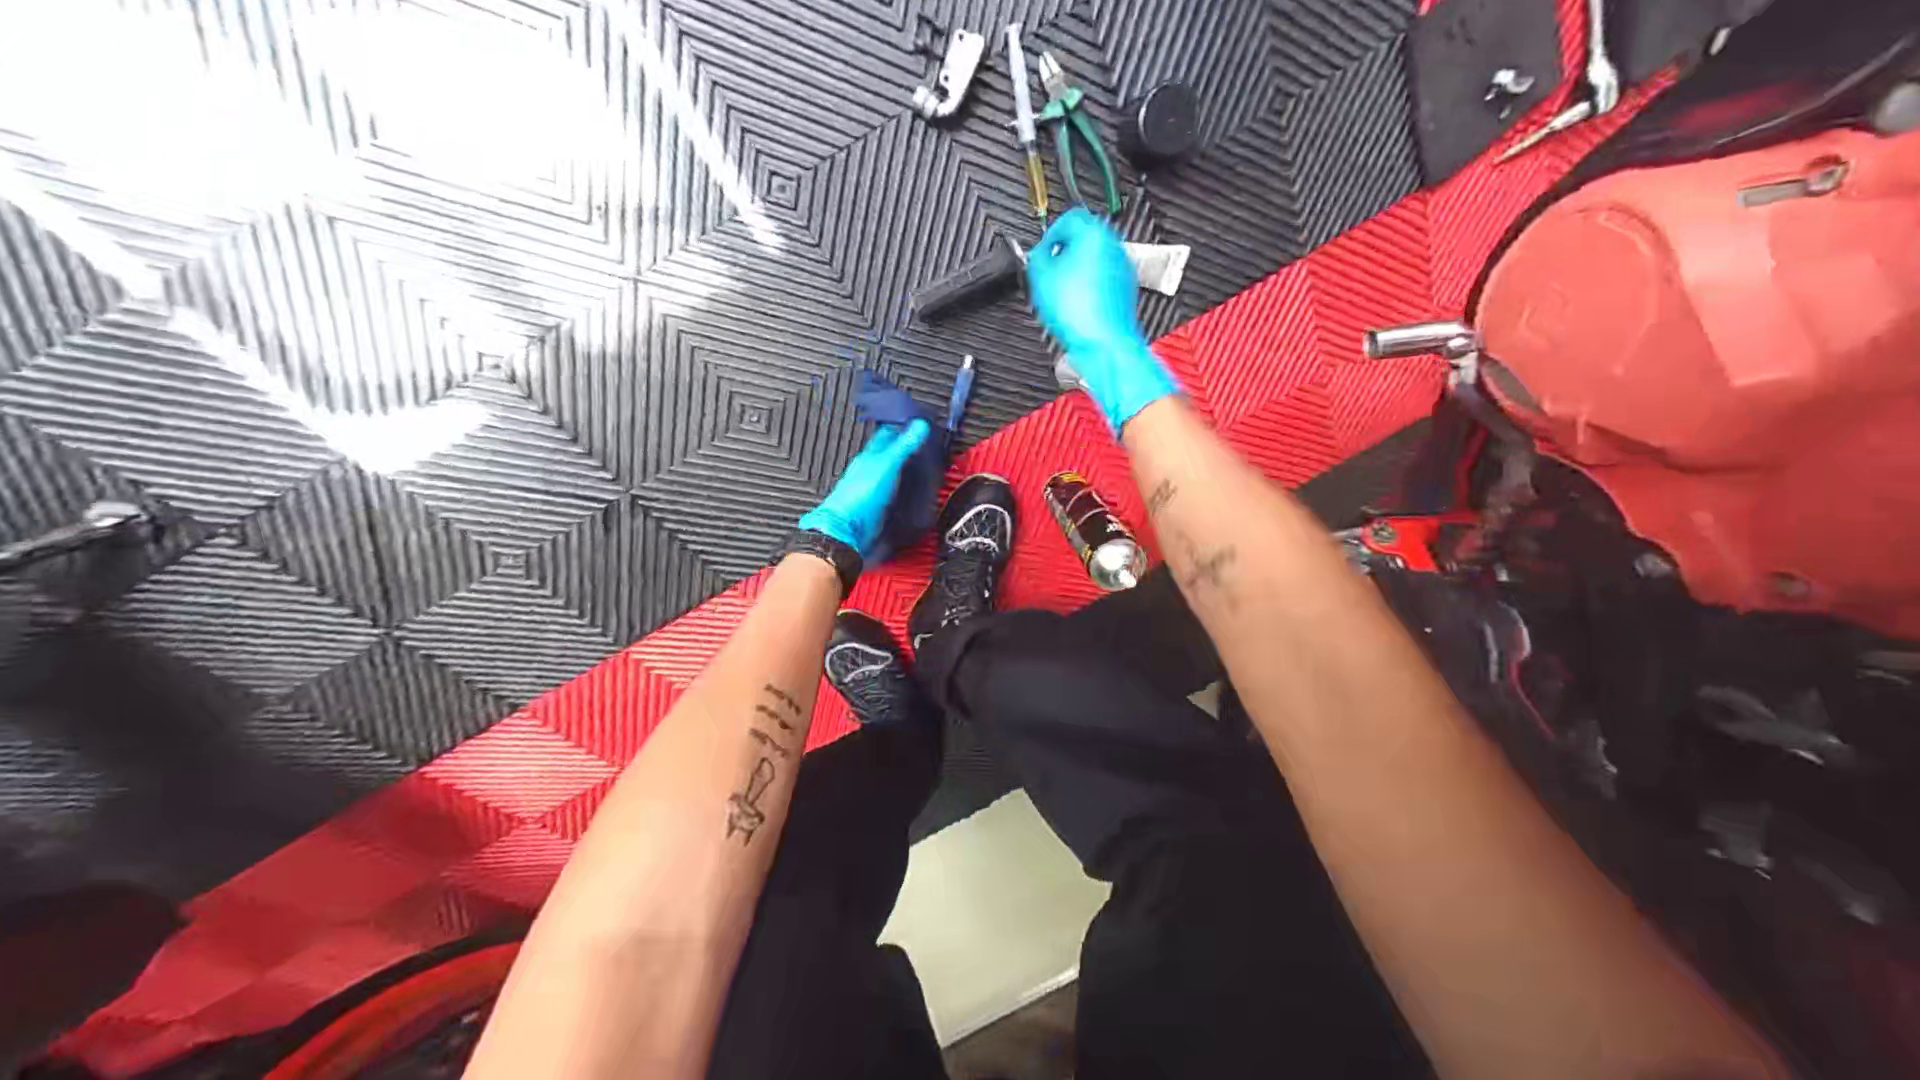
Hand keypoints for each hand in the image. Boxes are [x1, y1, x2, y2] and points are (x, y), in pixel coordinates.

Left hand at [798, 419, 932, 559]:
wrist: (847, 531)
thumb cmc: (860, 496)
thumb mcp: (887, 465)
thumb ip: (903, 445)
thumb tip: (919, 424)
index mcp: (870, 456)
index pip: (888, 434)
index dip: (903, 427)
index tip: (918, 422)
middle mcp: (871, 470)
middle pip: (890, 453)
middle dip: (906, 447)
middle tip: (923, 441)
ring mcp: (874, 489)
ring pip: (892, 472)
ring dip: (905, 467)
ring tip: (921, 463)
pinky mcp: (879, 507)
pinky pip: (894, 491)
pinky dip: (903, 487)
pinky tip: (910, 489)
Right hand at [1025, 208, 1178, 431]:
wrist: (1105, 344)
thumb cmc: (1080, 313)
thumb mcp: (1042, 279)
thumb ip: (1037, 258)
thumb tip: (1037, 256)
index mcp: (1094, 234)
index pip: (1068, 218)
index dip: (1049, 236)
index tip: (1041, 253)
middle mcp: (1113, 247)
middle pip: (1082, 240)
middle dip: (1062, 256)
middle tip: (1047, 273)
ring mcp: (1122, 269)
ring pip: (1092, 261)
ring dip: (1074, 272)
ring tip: (1059, 293)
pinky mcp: (1124, 290)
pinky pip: (1101, 281)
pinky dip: (1087, 288)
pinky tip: (1074, 307)